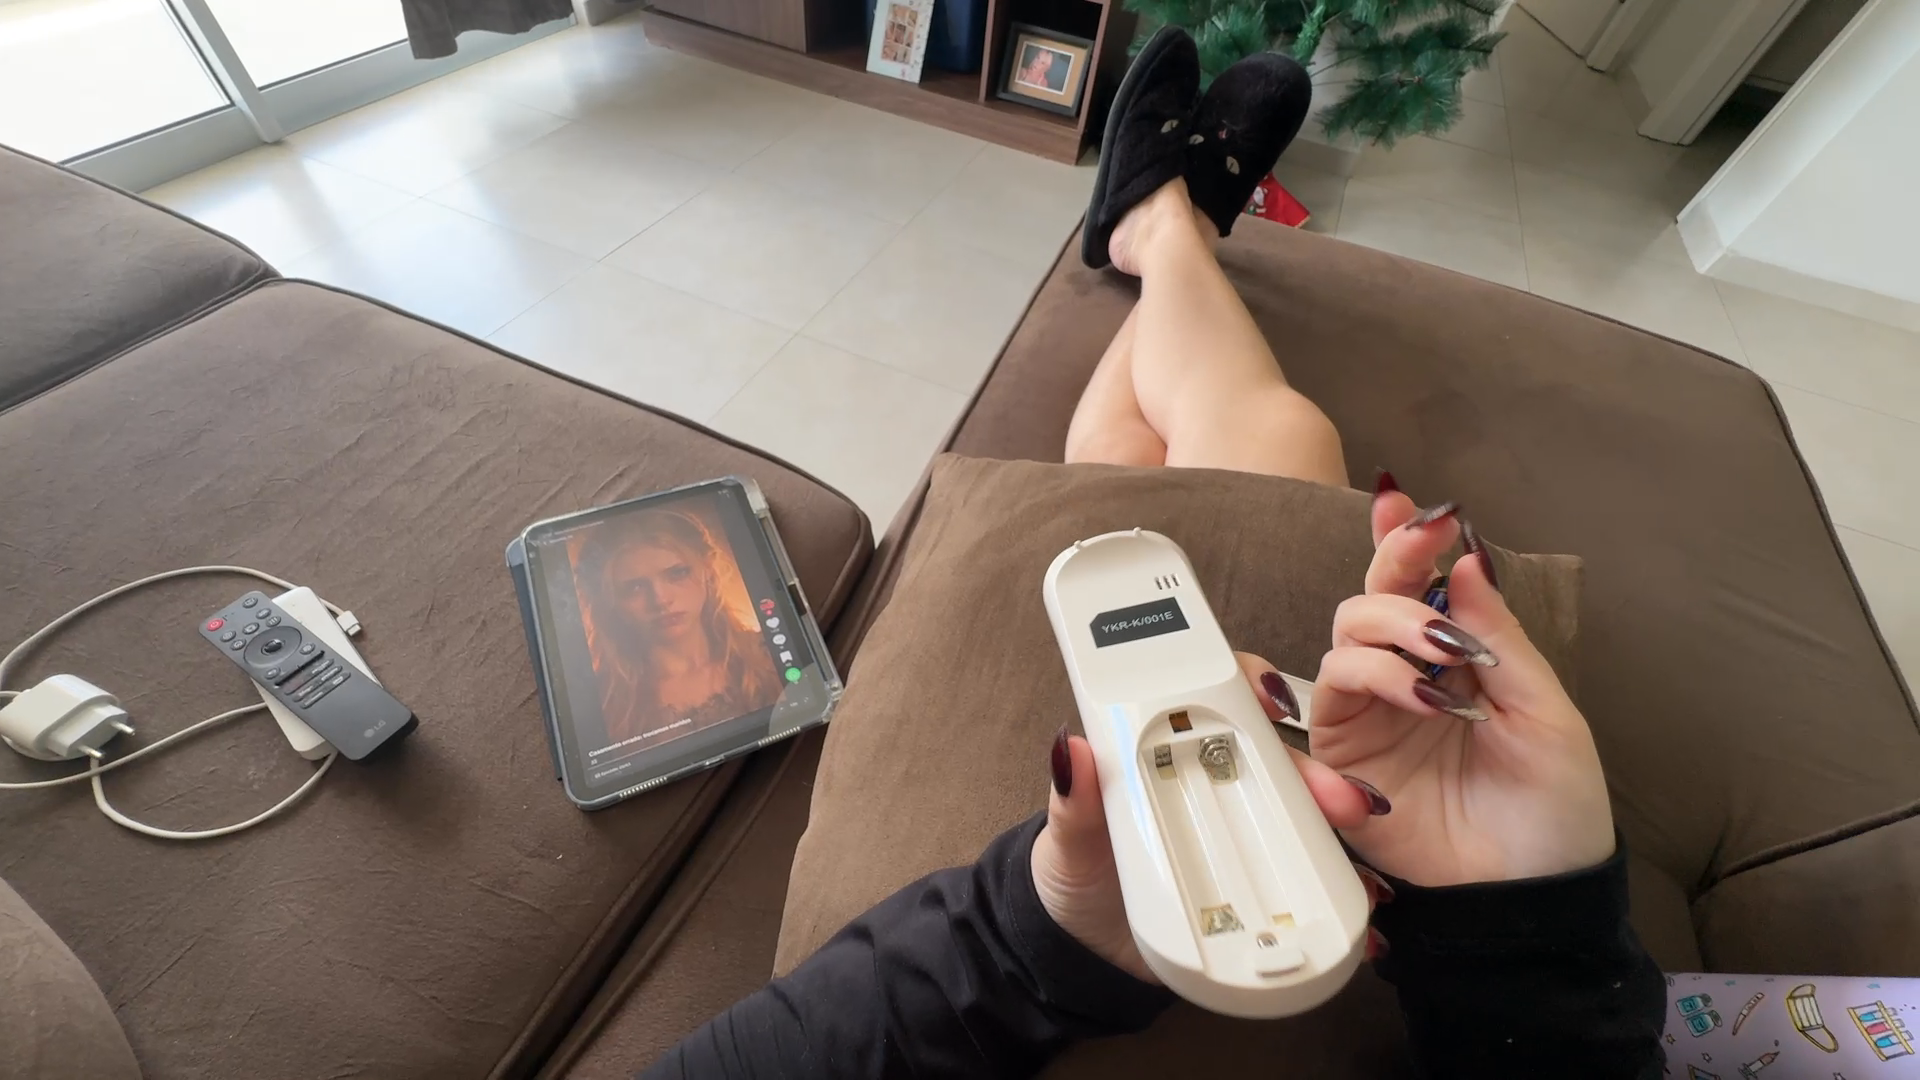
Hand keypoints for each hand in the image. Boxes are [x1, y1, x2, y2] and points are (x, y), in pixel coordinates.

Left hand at [1030, 655, 1392, 982]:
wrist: (1088, 950)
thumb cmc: (1075, 873)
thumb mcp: (1068, 838)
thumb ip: (1072, 800)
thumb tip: (1069, 750)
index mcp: (1151, 752)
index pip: (1203, 698)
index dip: (1243, 687)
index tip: (1271, 700)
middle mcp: (1196, 778)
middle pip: (1259, 750)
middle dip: (1303, 760)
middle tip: (1335, 791)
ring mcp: (1225, 825)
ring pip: (1285, 800)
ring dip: (1326, 805)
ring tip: (1357, 823)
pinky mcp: (1245, 876)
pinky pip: (1294, 862)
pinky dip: (1329, 868)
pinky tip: (1356, 883)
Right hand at [1307, 488, 1615, 887]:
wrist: (1524, 890)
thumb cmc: (1550, 804)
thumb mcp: (1547, 714)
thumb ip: (1500, 638)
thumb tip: (1466, 562)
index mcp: (1451, 661)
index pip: (1417, 588)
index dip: (1404, 541)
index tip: (1406, 502)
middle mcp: (1399, 675)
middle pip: (1367, 600)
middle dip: (1394, 573)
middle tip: (1429, 558)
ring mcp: (1366, 707)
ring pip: (1344, 636)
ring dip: (1390, 633)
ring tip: (1443, 668)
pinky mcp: (1339, 742)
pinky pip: (1327, 690)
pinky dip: (1369, 679)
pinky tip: (1418, 696)